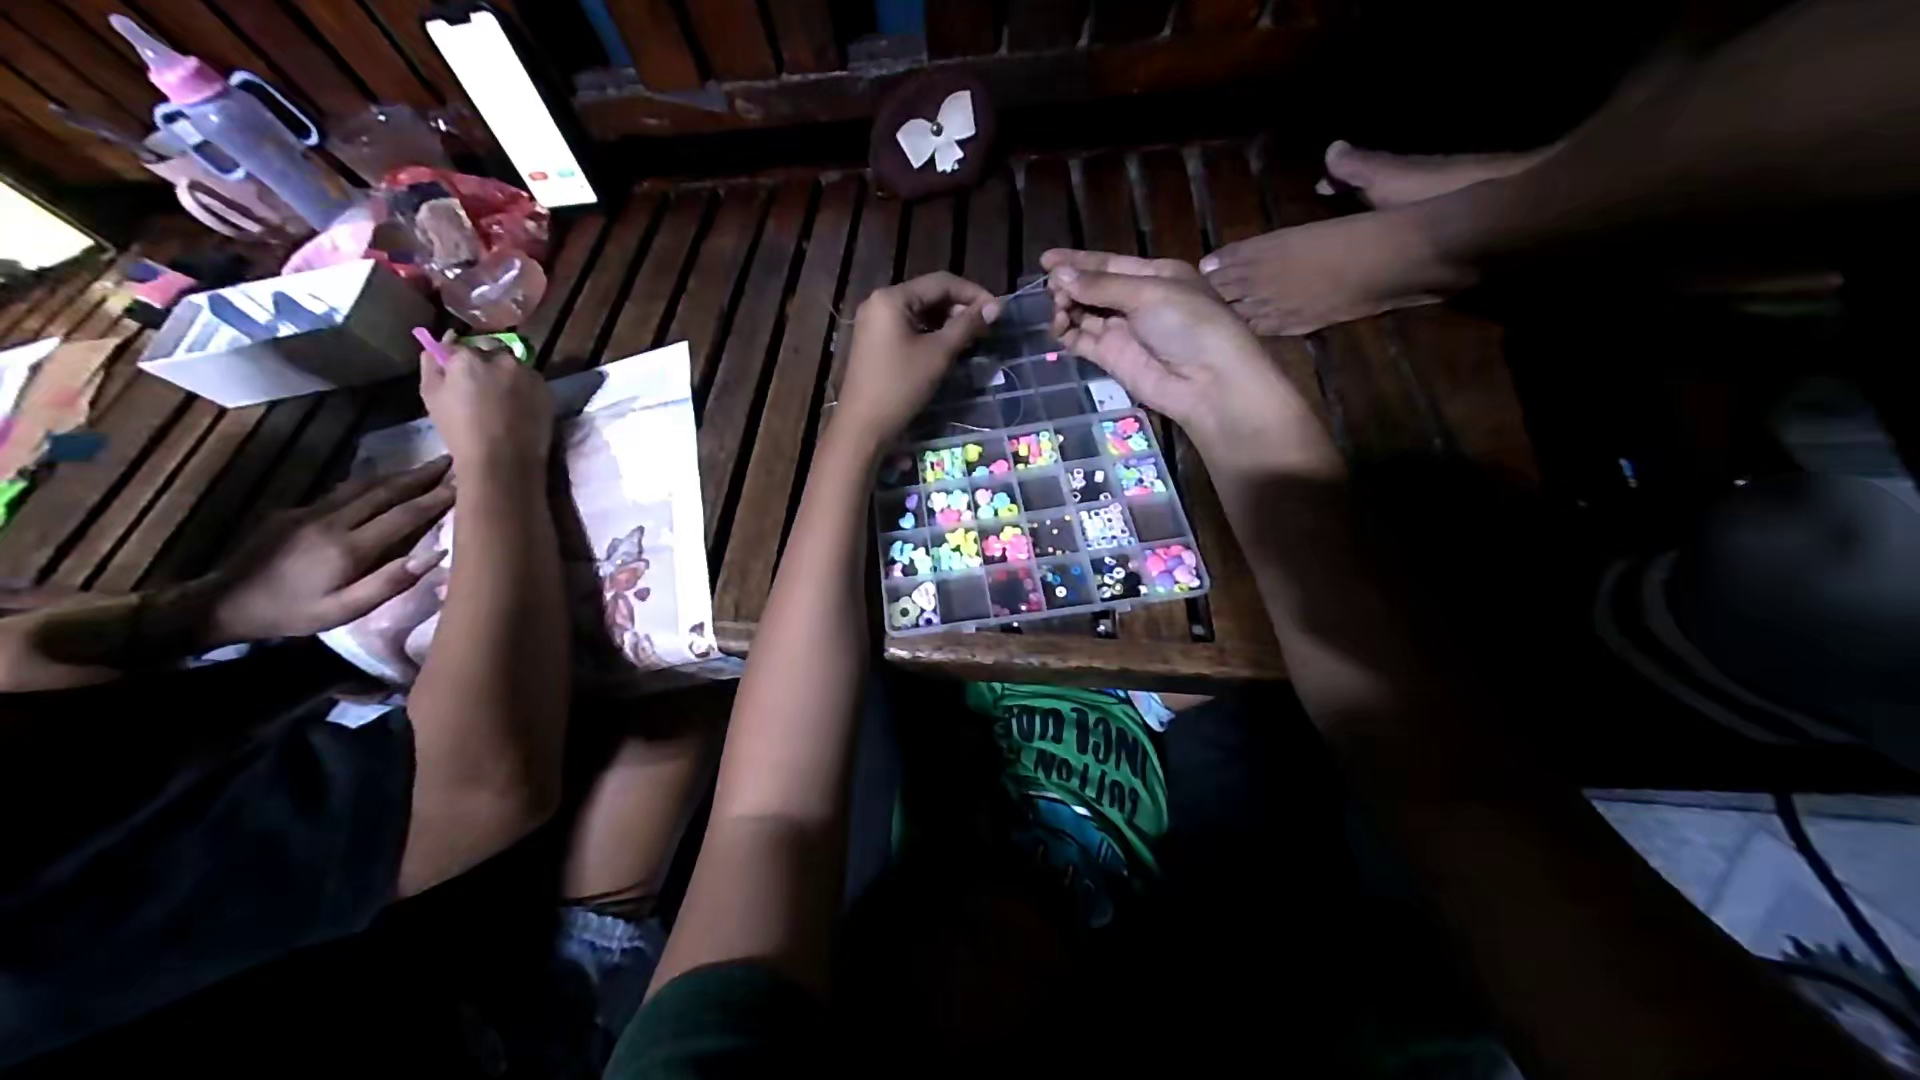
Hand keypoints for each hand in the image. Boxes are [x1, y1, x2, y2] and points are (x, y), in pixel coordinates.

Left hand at [206, 458, 454, 642]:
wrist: (219, 604)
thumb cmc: (291, 613)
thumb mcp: (344, 610)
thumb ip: (390, 582)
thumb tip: (436, 555)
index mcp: (349, 547)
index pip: (405, 515)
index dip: (437, 498)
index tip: (465, 484)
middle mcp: (332, 521)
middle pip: (386, 491)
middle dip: (422, 476)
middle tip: (451, 460)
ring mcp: (310, 512)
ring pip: (364, 486)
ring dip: (400, 475)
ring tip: (426, 466)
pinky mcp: (295, 512)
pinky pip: (343, 492)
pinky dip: (372, 483)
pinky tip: (382, 482)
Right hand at [419, 338, 551, 480]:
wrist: (505, 458)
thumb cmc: (461, 430)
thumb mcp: (432, 396)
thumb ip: (432, 365)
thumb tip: (437, 346)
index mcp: (470, 358)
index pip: (460, 345)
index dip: (458, 358)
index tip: (457, 371)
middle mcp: (503, 359)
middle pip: (491, 352)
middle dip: (485, 362)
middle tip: (481, 386)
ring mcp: (529, 374)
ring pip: (514, 366)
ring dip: (507, 374)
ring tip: (502, 399)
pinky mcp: (547, 390)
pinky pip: (532, 382)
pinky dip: (524, 388)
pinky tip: (518, 407)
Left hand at [836, 272, 999, 445]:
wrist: (863, 426)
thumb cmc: (901, 386)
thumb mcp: (938, 353)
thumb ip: (967, 326)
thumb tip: (996, 306)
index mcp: (891, 298)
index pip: (941, 282)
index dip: (973, 293)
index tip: (998, 310)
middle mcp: (879, 302)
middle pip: (929, 295)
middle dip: (959, 308)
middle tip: (986, 327)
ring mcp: (874, 322)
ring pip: (919, 312)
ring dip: (947, 322)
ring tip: (971, 338)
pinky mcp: (874, 341)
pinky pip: (908, 327)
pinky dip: (930, 333)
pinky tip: (948, 347)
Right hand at [1042, 249, 1335, 471]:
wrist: (1208, 382)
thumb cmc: (1189, 324)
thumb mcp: (1148, 293)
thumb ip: (1101, 285)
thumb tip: (1058, 275)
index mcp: (1154, 275)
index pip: (1108, 263)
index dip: (1077, 261)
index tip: (1045, 259)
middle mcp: (1137, 300)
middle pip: (1094, 288)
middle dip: (1070, 285)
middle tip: (1050, 289)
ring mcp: (1124, 331)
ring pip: (1085, 313)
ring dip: (1067, 307)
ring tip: (1057, 308)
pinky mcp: (1113, 358)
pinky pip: (1084, 340)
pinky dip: (1068, 333)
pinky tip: (1058, 327)